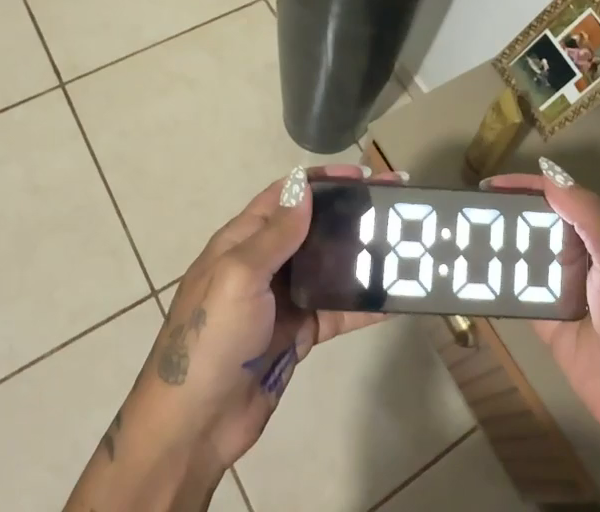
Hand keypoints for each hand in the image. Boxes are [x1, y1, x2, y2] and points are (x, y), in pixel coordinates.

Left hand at [66, 164, 396, 510]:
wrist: (197, 422)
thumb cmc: (212, 337)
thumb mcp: (238, 276)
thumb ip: (274, 234)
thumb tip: (303, 186)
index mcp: (242, 241)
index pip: (285, 197)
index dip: (321, 182)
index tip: (362, 176)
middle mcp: (264, 264)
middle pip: (313, 228)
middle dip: (350, 214)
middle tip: (395, 204)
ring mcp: (283, 300)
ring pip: (330, 267)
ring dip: (363, 255)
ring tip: (402, 244)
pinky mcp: (299, 334)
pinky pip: (338, 311)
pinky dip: (365, 303)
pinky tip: (396, 297)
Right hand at [482, 161, 599, 450]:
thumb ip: (591, 221)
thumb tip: (553, 179)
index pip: (567, 202)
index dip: (532, 188)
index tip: (494, 185)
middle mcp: (589, 263)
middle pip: (543, 230)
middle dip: (510, 217)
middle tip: (467, 210)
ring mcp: (569, 296)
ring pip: (529, 263)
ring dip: (501, 251)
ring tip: (461, 238)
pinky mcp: (553, 327)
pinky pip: (521, 300)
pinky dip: (499, 288)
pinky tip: (472, 279)